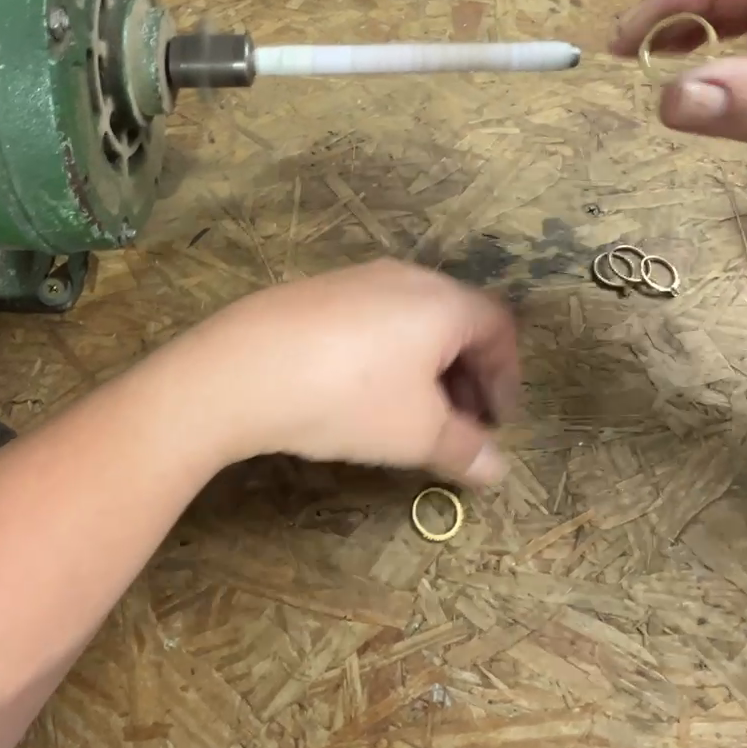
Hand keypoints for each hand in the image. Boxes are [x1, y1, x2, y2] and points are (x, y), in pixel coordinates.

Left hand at [139, 260, 519, 486]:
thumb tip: (497, 470)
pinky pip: (367, 319)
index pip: (498, 328)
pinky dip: (381, 354)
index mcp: (442, 301)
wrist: (240, 370)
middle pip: (455, 320)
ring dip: (423, 366)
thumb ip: (465, 449)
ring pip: (409, 320)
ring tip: (407, 413)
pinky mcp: (312, 291)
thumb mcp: (416, 434)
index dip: (506, 378)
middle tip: (457, 424)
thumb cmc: (349, 398)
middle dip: (465, 375)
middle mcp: (402, 277)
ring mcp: (353, 278)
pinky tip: (353, 392)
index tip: (494, 423)